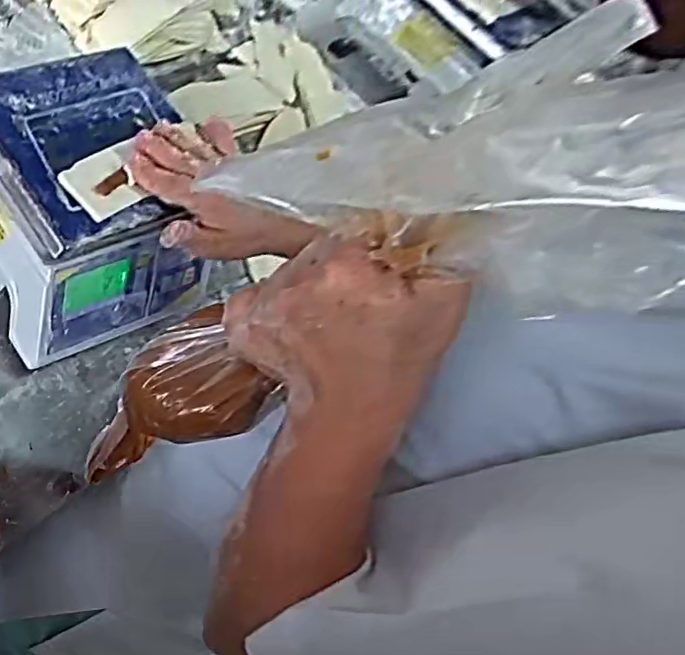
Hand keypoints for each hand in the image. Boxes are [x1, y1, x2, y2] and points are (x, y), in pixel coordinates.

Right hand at [129, 118, 319, 260]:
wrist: (290, 222)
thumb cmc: (249, 236)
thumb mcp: (213, 245)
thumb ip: (188, 237)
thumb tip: (167, 231)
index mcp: (199, 198)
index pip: (165, 183)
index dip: (146, 172)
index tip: (130, 160)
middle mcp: (209, 179)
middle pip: (177, 159)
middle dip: (156, 148)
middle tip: (139, 137)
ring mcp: (224, 169)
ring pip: (194, 148)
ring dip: (176, 137)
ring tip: (161, 126)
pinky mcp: (239, 165)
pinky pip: (223, 143)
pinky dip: (214, 131)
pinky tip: (207, 123)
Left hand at [222, 235, 470, 430]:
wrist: (348, 404)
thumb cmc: (396, 355)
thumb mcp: (445, 291)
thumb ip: (435, 245)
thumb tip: (423, 220)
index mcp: (343, 265)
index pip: (350, 233)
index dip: (364, 251)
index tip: (373, 270)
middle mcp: (294, 282)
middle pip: (310, 254)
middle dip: (330, 269)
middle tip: (349, 298)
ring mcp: (261, 306)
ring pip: (280, 276)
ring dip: (298, 288)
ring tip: (320, 315)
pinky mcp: (239, 328)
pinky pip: (246, 299)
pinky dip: (263, 305)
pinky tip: (286, 320)